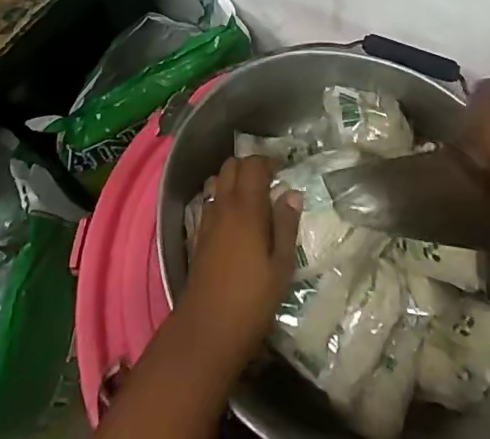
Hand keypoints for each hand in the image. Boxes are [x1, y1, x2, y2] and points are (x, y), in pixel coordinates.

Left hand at [185, 155, 303, 359]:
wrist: (207, 328)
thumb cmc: (252, 298)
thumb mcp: (281, 264)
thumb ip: (286, 225)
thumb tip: (291, 193)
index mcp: (246, 207)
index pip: (252, 165)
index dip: (267, 161)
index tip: (283, 169)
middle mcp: (223, 205)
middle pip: (230, 166)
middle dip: (249, 166)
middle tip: (270, 182)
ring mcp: (207, 219)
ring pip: (217, 182)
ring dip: (233, 180)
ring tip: (254, 198)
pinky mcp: (198, 235)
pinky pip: (210, 201)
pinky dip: (222, 198)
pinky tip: (236, 219)